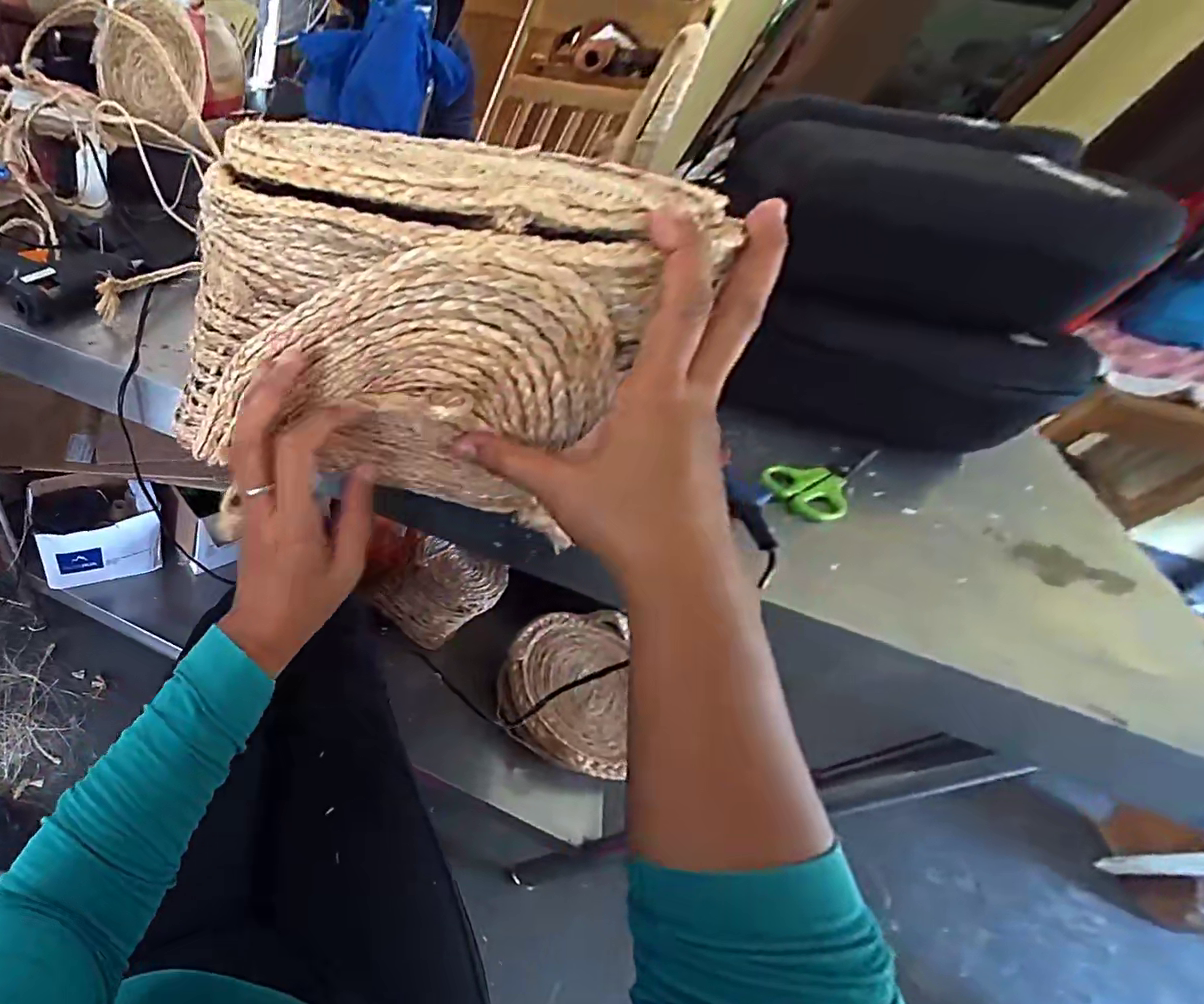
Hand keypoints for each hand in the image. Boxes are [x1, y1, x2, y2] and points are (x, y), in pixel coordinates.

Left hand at [219, 347, 376, 674]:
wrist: (260, 629)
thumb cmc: (307, 604)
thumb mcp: (347, 567)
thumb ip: (358, 514)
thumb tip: (367, 465)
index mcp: (291, 522)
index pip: (297, 452)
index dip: (323, 421)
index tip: (353, 410)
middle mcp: (260, 504)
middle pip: (252, 435)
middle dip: (271, 390)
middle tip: (297, 355)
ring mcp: (244, 502)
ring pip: (238, 440)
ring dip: (256, 398)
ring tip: (279, 364)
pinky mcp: (241, 503)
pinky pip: (241, 453)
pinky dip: (252, 420)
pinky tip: (268, 400)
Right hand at [456, 199, 788, 585]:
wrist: (681, 568)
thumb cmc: (624, 521)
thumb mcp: (558, 486)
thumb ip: (509, 458)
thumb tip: (457, 443)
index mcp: (659, 393)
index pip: (682, 308)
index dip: (679, 254)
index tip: (665, 213)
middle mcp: (693, 393)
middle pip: (739, 313)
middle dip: (761, 256)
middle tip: (776, 205)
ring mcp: (704, 415)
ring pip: (731, 341)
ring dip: (739, 294)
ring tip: (735, 259)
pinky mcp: (701, 437)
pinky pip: (709, 373)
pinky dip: (707, 341)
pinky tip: (679, 353)